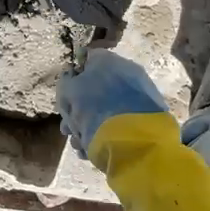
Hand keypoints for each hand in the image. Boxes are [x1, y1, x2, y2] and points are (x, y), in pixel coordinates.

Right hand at [54, 49, 171, 157]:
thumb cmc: (94, 107)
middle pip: (95, 89)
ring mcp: (139, 96)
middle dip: (77, 110)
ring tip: (78, 143)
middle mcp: (127, 74)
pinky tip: (90, 150)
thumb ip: (65, 82)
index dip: (71, 78)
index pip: (86, 61)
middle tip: (67, 127)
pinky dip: (103, 134)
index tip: (63, 96)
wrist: (131, 137)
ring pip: (104, 110)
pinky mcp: (146, 119)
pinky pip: (118, 123)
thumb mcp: (68, 90)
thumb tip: (70, 78)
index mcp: (110, 60)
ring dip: (86, 126)